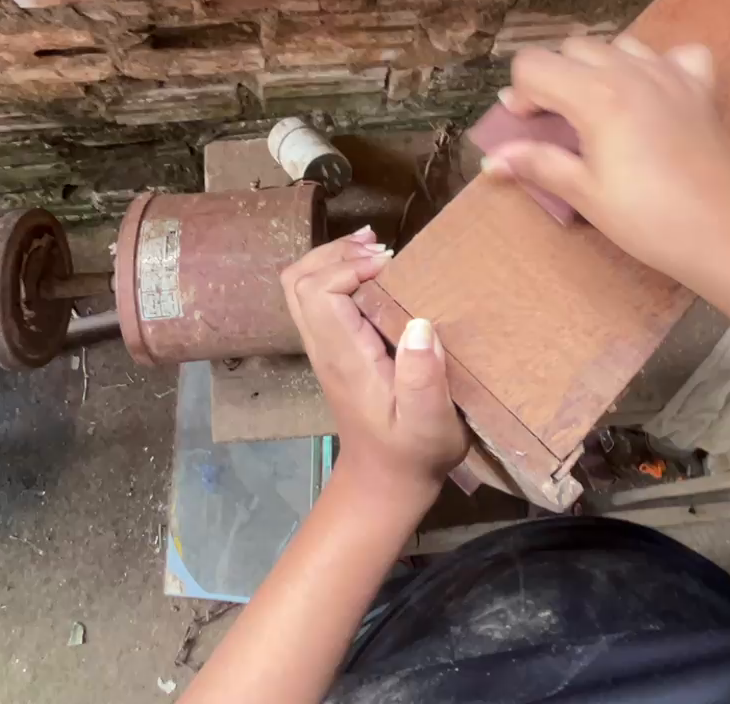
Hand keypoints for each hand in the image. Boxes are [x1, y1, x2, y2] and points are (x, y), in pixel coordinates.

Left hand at [279, 228, 469, 499]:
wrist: (385, 482)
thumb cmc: (413, 454)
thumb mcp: (430, 424)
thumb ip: (423, 378)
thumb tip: (420, 323)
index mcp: (343, 358)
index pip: (318, 291)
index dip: (349, 266)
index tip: (390, 265)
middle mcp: (323, 347)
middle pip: (299, 280)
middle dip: (336, 252)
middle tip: (382, 247)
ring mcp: (323, 347)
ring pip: (301, 284)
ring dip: (334, 258)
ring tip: (376, 248)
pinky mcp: (333, 347)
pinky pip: (317, 296)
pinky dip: (338, 272)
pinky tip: (373, 269)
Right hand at [483, 36, 729, 294]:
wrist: (723, 232)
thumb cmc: (646, 218)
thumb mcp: (584, 193)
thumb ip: (537, 164)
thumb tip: (490, 161)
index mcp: (595, 95)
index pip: (533, 65)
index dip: (520, 94)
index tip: (527, 127)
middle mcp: (630, 70)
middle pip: (571, 48)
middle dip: (553, 78)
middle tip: (557, 124)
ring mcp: (670, 73)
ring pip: (617, 45)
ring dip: (598, 68)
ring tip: (599, 109)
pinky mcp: (699, 87)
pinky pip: (674, 53)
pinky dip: (656, 65)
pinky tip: (651, 95)